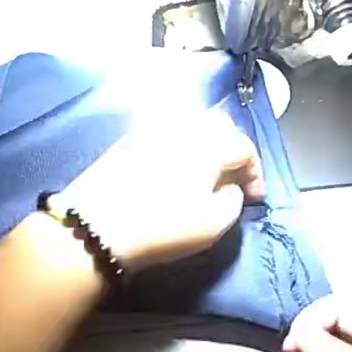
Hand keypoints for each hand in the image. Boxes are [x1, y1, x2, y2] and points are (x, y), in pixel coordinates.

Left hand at [53, 108, 265, 270]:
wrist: (96, 227)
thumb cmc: (162, 227)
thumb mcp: (213, 225)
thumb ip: (233, 201)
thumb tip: (230, 188)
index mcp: (210, 142)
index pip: (245, 147)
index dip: (255, 172)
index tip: (255, 198)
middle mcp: (183, 125)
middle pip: (219, 126)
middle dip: (232, 150)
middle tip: (232, 179)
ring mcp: (151, 128)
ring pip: (190, 124)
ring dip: (205, 144)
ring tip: (204, 172)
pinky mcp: (127, 139)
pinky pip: (163, 131)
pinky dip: (178, 144)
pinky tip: (175, 168)